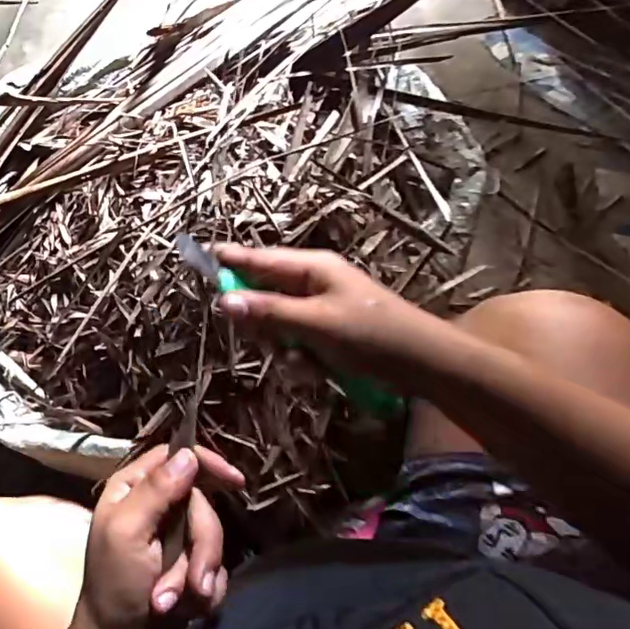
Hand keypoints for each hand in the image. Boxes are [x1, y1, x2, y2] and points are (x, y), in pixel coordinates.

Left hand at [62, 445, 243, 628]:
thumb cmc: (114, 584)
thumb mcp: (127, 532)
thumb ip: (156, 491)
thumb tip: (188, 455)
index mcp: (133, 488)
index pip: (175, 457)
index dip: (205, 463)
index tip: (234, 482)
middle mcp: (155, 508)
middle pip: (201, 504)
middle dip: (201, 546)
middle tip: (191, 581)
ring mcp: (174, 539)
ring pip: (211, 539)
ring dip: (197, 575)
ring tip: (173, 601)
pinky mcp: (189, 569)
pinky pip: (215, 570)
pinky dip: (203, 592)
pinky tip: (182, 609)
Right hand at [209, 243, 459, 386]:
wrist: (427, 365)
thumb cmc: (372, 335)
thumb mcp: (315, 324)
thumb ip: (268, 312)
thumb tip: (224, 301)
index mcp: (312, 267)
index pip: (259, 259)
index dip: (230, 260)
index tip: (202, 257)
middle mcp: (313, 282)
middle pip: (263, 293)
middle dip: (260, 320)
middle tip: (263, 339)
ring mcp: (321, 307)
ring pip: (277, 322)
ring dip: (282, 346)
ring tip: (302, 362)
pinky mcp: (328, 330)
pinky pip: (296, 340)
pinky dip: (299, 356)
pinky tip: (315, 370)